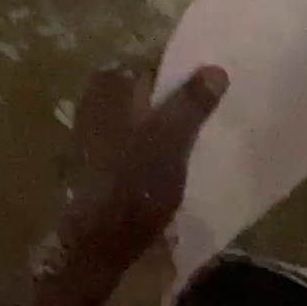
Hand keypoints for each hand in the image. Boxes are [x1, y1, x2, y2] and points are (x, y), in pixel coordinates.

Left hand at [60, 61, 229, 269]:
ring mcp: (90, 130)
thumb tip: (216, 69)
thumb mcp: (171, 138)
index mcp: (109, 84)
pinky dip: (149, 143)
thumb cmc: (133, 182)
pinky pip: (130, 138)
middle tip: (209, 111)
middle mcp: (94, 99)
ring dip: (163, 122)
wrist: (97, 242)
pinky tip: (170, 161)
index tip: (210, 85)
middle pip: (145, 90)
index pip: (153, 63)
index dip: (183, 72)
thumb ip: (191, 102)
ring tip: (196, 137)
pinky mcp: (94, 158)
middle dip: (173, 98)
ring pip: (139, 115)